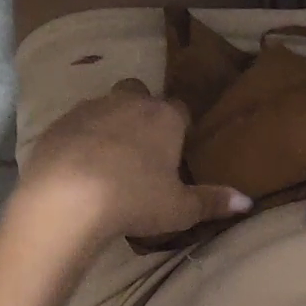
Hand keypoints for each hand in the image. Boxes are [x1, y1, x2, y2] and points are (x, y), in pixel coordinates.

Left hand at [20, 78, 251, 239]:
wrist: (67, 199)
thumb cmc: (135, 200)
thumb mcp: (180, 208)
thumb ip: (213, 202)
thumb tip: (248, 202)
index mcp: (164, 118)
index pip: (180, 110)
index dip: (180, 128)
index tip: (178, 150)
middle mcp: (128, 103)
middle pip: (140, 96)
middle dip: (143, 114)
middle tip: (144, 151)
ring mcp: (89, 109)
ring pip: (106, 107)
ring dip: (110, 126)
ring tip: (110, 162)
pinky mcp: (57, 125)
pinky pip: (76, 127)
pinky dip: (81, 141)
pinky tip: (80, 169)